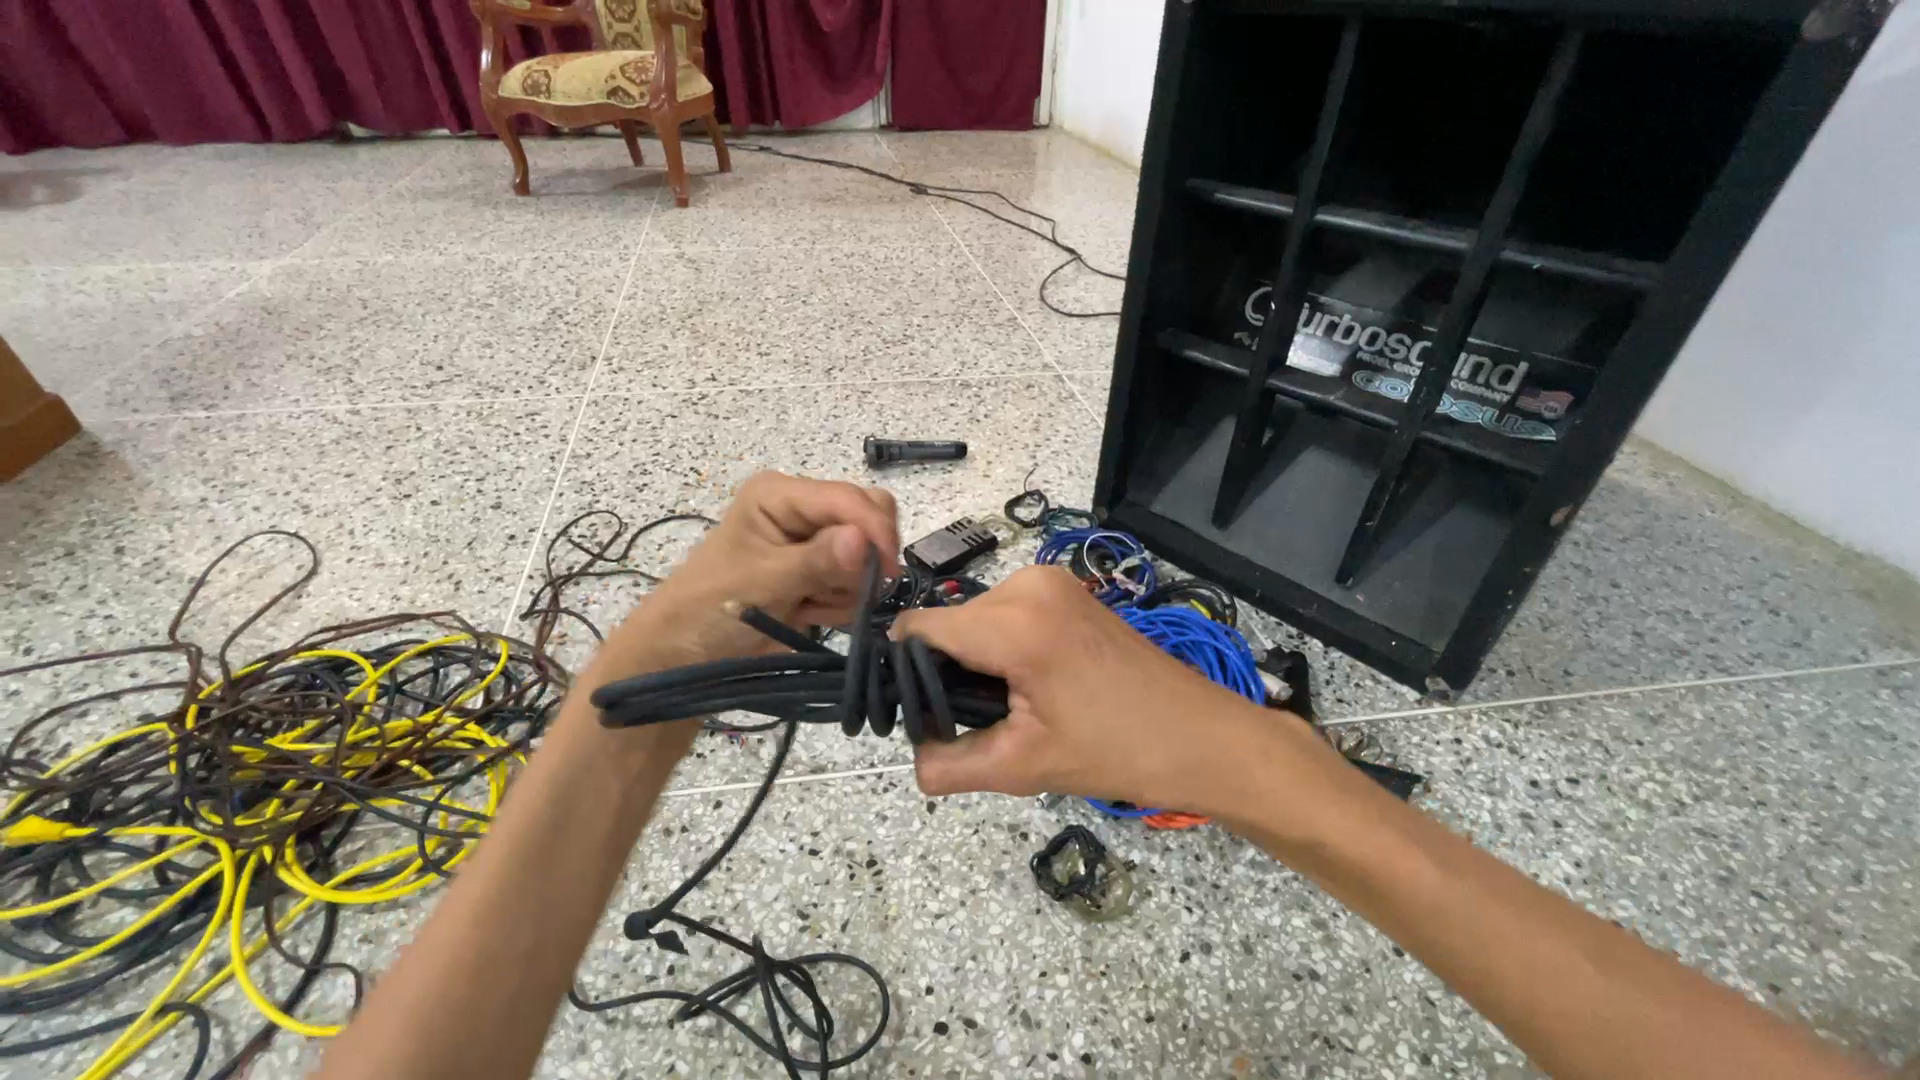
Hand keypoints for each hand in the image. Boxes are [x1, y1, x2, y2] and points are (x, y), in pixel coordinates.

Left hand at [600, 472, 899, 674]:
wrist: (687, 655)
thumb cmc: (710, 609)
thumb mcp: (762, 582)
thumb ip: (816, 561)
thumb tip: (862, 539)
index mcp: (780, 493)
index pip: (848, 498)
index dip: (873, 530)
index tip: (887, 572)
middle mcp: (802, 509)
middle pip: (869, 517)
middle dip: (863, 558)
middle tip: (840, 592)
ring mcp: (814, 541)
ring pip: (869, 553)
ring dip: (849, 587)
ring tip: (810, 607)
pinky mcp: (821, 572)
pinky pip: (860, 581)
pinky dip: (843, 602)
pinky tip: (810, 613)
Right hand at [893, 566, 1304, 814]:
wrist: (1203, 736)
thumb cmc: (1119, 751)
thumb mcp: (1025, 765)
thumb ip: (950, 764)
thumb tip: (911, 761)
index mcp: (1015, 622)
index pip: (918, 628)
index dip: (904, 672)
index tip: (914, 715)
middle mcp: (1027, 583)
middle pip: (948, 624)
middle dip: (945, 672)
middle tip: (976, 723)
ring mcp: (1051, 581)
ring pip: (976, 620)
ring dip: (976, 663)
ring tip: (1010, 709)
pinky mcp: (1067, 590)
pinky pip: (1007, 614)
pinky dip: (1002, 648)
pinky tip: (1030, 686)